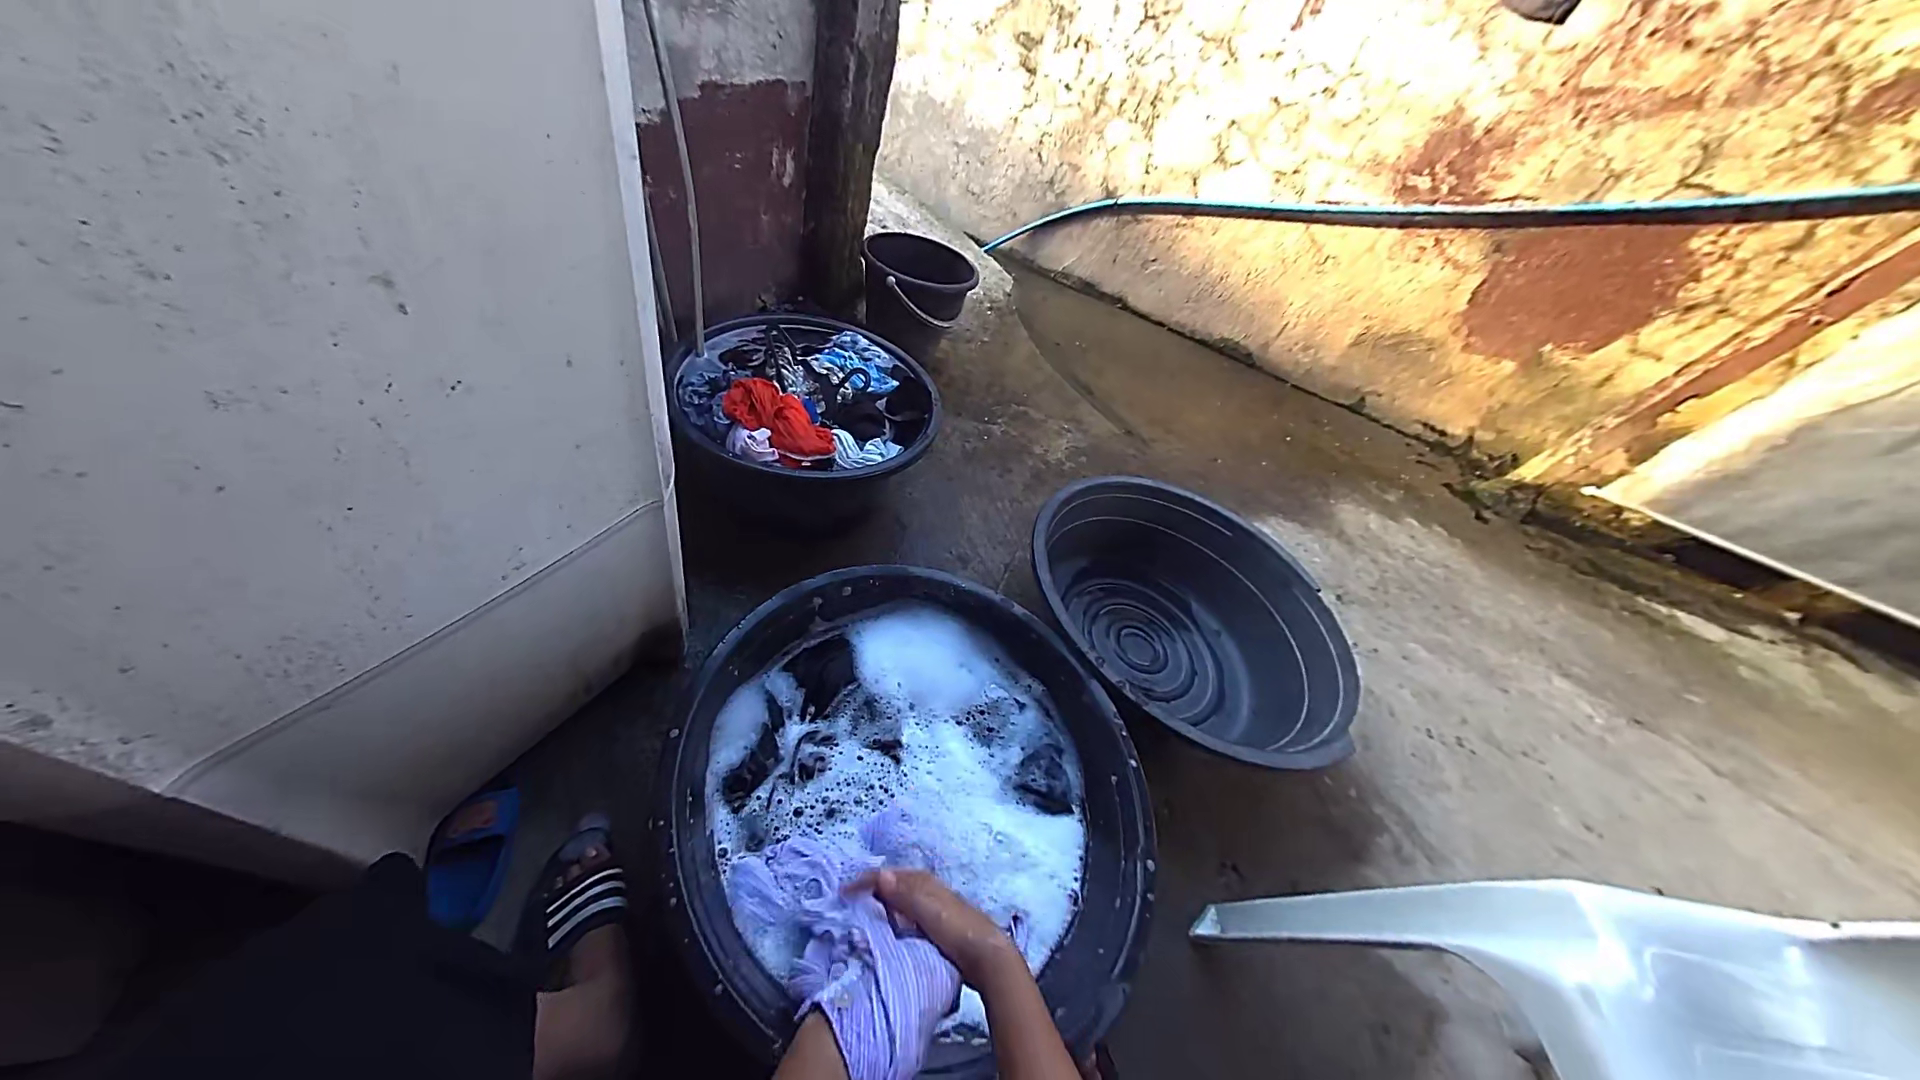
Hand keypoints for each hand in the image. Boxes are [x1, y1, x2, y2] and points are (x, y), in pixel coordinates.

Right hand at [844, 868, 1021, 983]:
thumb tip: (880, 874)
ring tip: (866, 912)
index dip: (867, 880)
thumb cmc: (957, 930)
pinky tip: (891, 927)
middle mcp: (930, 888)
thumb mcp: (928, 911)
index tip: (844, 891)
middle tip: (851, 898)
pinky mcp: (939, 924)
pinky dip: (896, 914)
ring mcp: (936, 905)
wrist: (987, 955)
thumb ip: (905, 894)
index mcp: (925, 882)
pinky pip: (909, 912)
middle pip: (896, 882)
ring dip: (885, 900)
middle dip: (874, 886)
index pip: (890, 875)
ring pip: (903, 897)